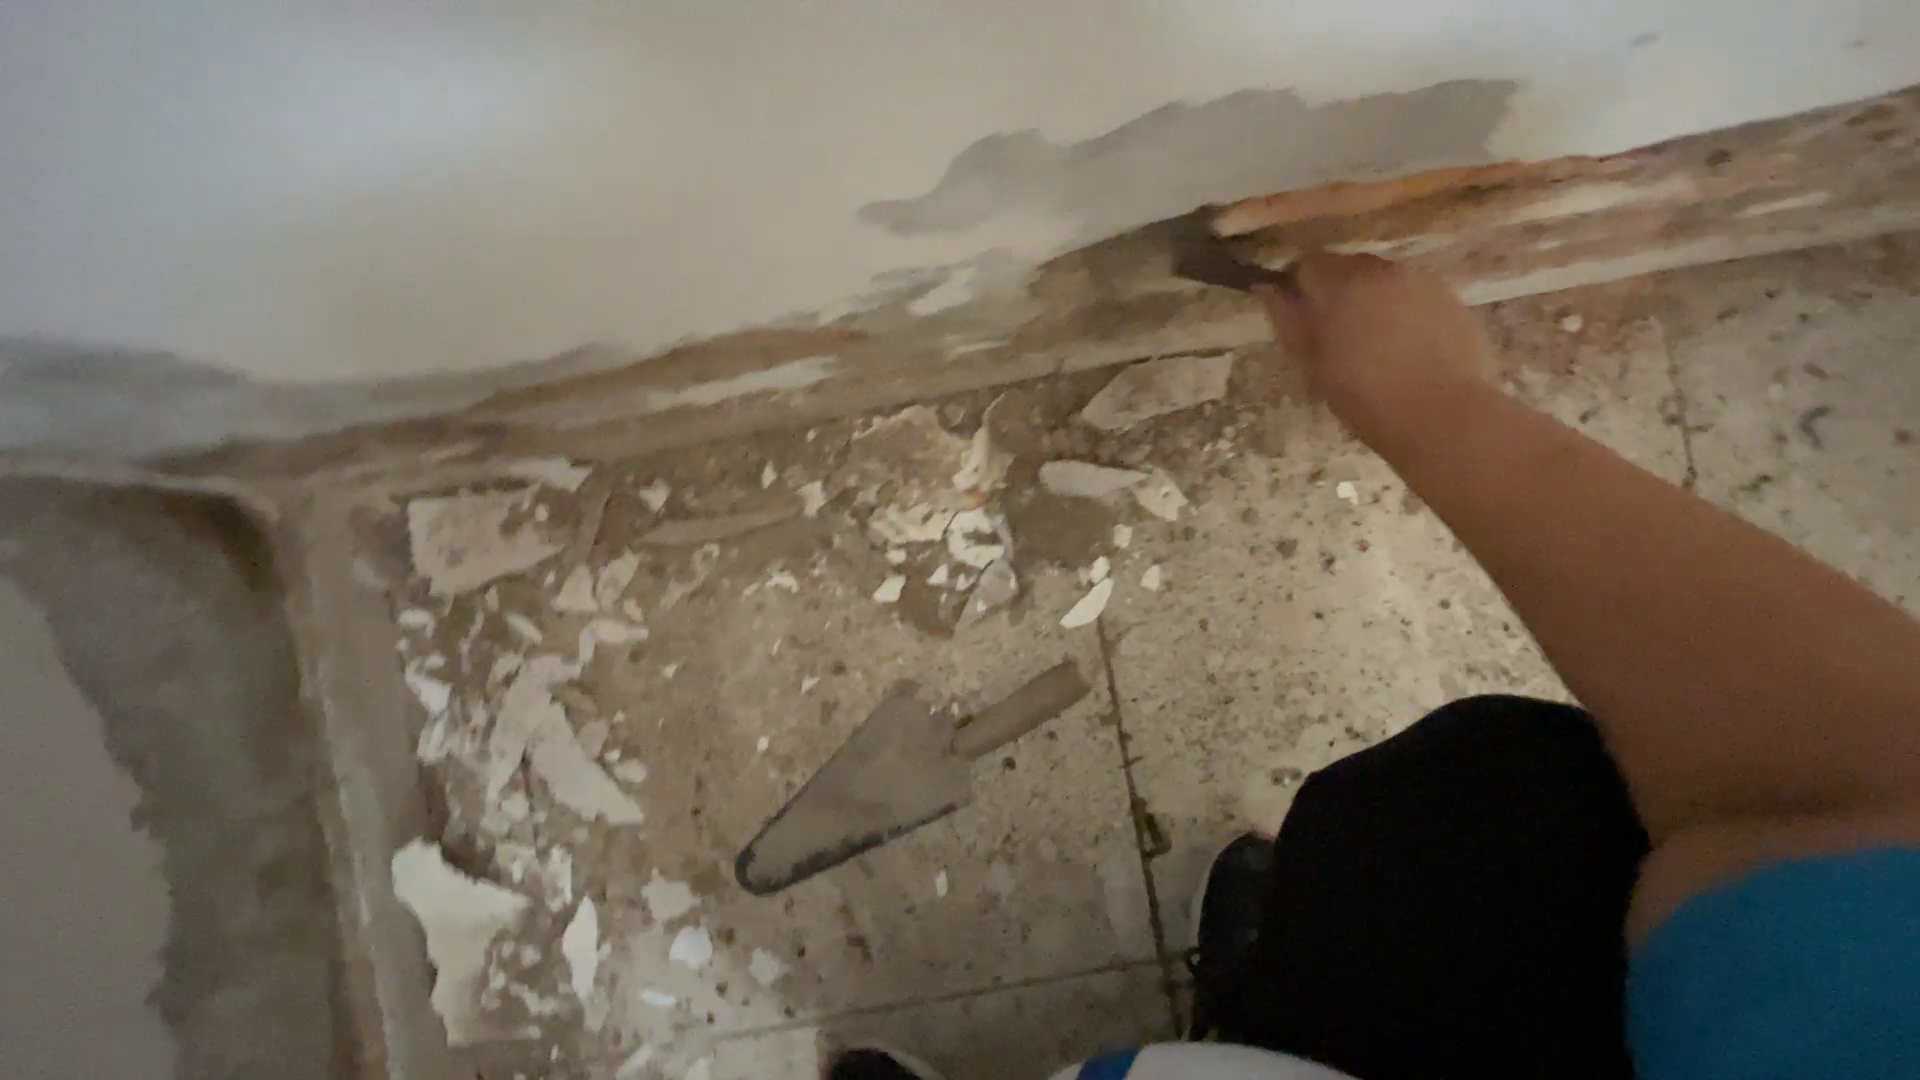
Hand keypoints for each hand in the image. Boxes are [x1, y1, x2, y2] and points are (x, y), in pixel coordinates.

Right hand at [1256, 253, 1493, 438]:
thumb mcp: (1311, 364)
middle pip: (1348, 266)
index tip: (1299, 316)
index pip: (1308, 263)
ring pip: (1382, 280)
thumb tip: (1267, 289)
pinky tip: (1404, 348)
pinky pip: (1413, 294)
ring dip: (1370, 301)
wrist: (1441, 414)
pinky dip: (1402, 311)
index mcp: (1343, 284)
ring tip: (1372, 344)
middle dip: (1336, 291)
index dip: (1298, 287)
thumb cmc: (1362, 395)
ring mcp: (1422, 281)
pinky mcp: (1451, 298)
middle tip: (1334, 335)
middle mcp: (1383, 271)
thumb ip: (1287, 320)